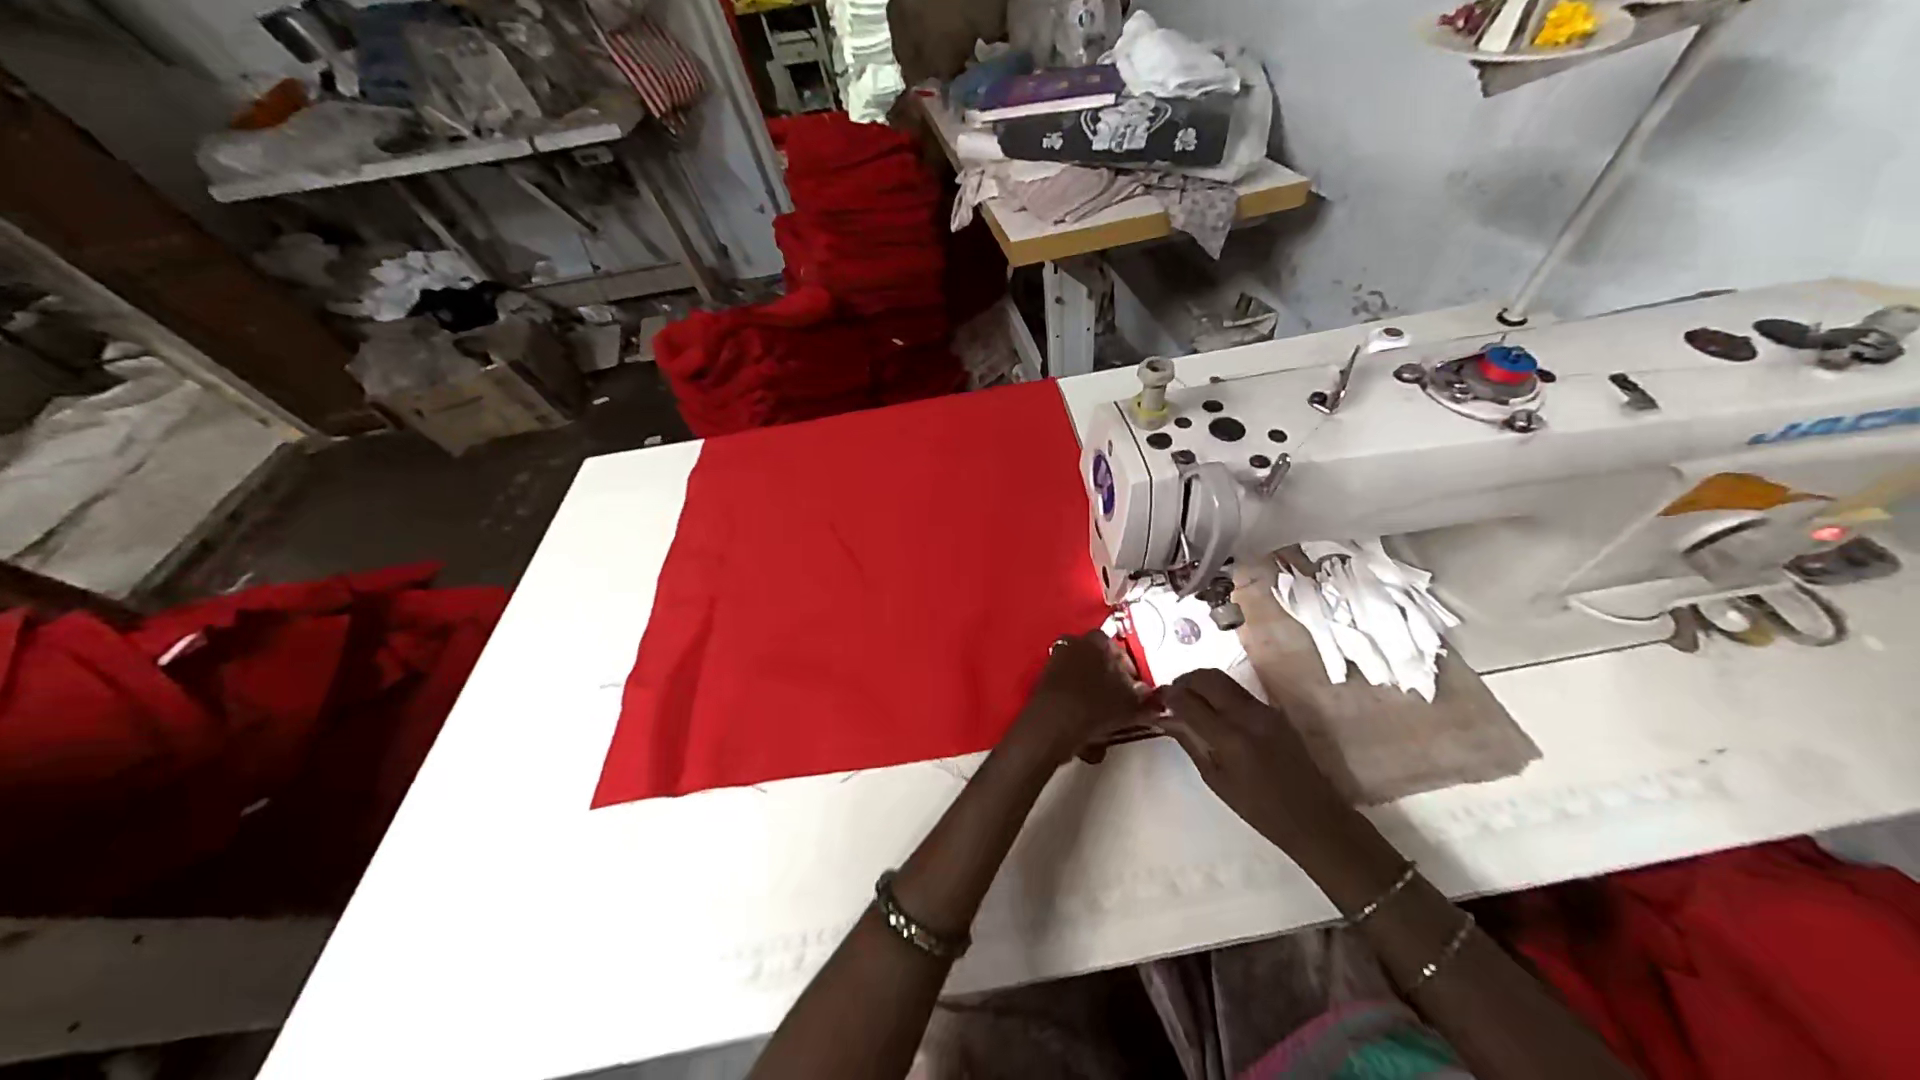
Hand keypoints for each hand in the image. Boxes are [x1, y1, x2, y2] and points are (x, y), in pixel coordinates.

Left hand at [1008, 631, 1149, 767]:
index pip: (1120, 649)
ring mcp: (1056, 658)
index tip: (1136, 687)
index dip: (1130, 670)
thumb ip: (1141, 695)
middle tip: (1119, 696)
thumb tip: (1145, 692)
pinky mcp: (1043, 677)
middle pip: (1098, 658)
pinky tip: (1082, 710)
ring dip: (1091, 684)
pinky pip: (1067, 682)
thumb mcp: (1130, 703)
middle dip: (1109, 675)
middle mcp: (1074, 642)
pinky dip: (1076, 693)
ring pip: (1081, 670)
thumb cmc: (1097, 705)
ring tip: (1101, 706)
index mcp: (1098, 640)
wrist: (1055, 722)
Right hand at [1159, 669, 1351, 856]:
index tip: (1155, 700)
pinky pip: (1238, 691)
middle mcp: (1247, 716)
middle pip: (1206, 677)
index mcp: (1229, 738)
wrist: (1314, 817)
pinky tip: (1213, 711)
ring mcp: (1264, 710)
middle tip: (1170, 696)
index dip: (1167, 696)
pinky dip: (1219, 693)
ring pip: (1223, 679)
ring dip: (1201, 683)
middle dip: (1183, 681)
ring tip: (1189, 702)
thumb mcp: (1215, 779)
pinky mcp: (1274, 711)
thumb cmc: (1259, 809)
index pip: (1188, 701)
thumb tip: (1164, 718)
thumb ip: (1189, 742)